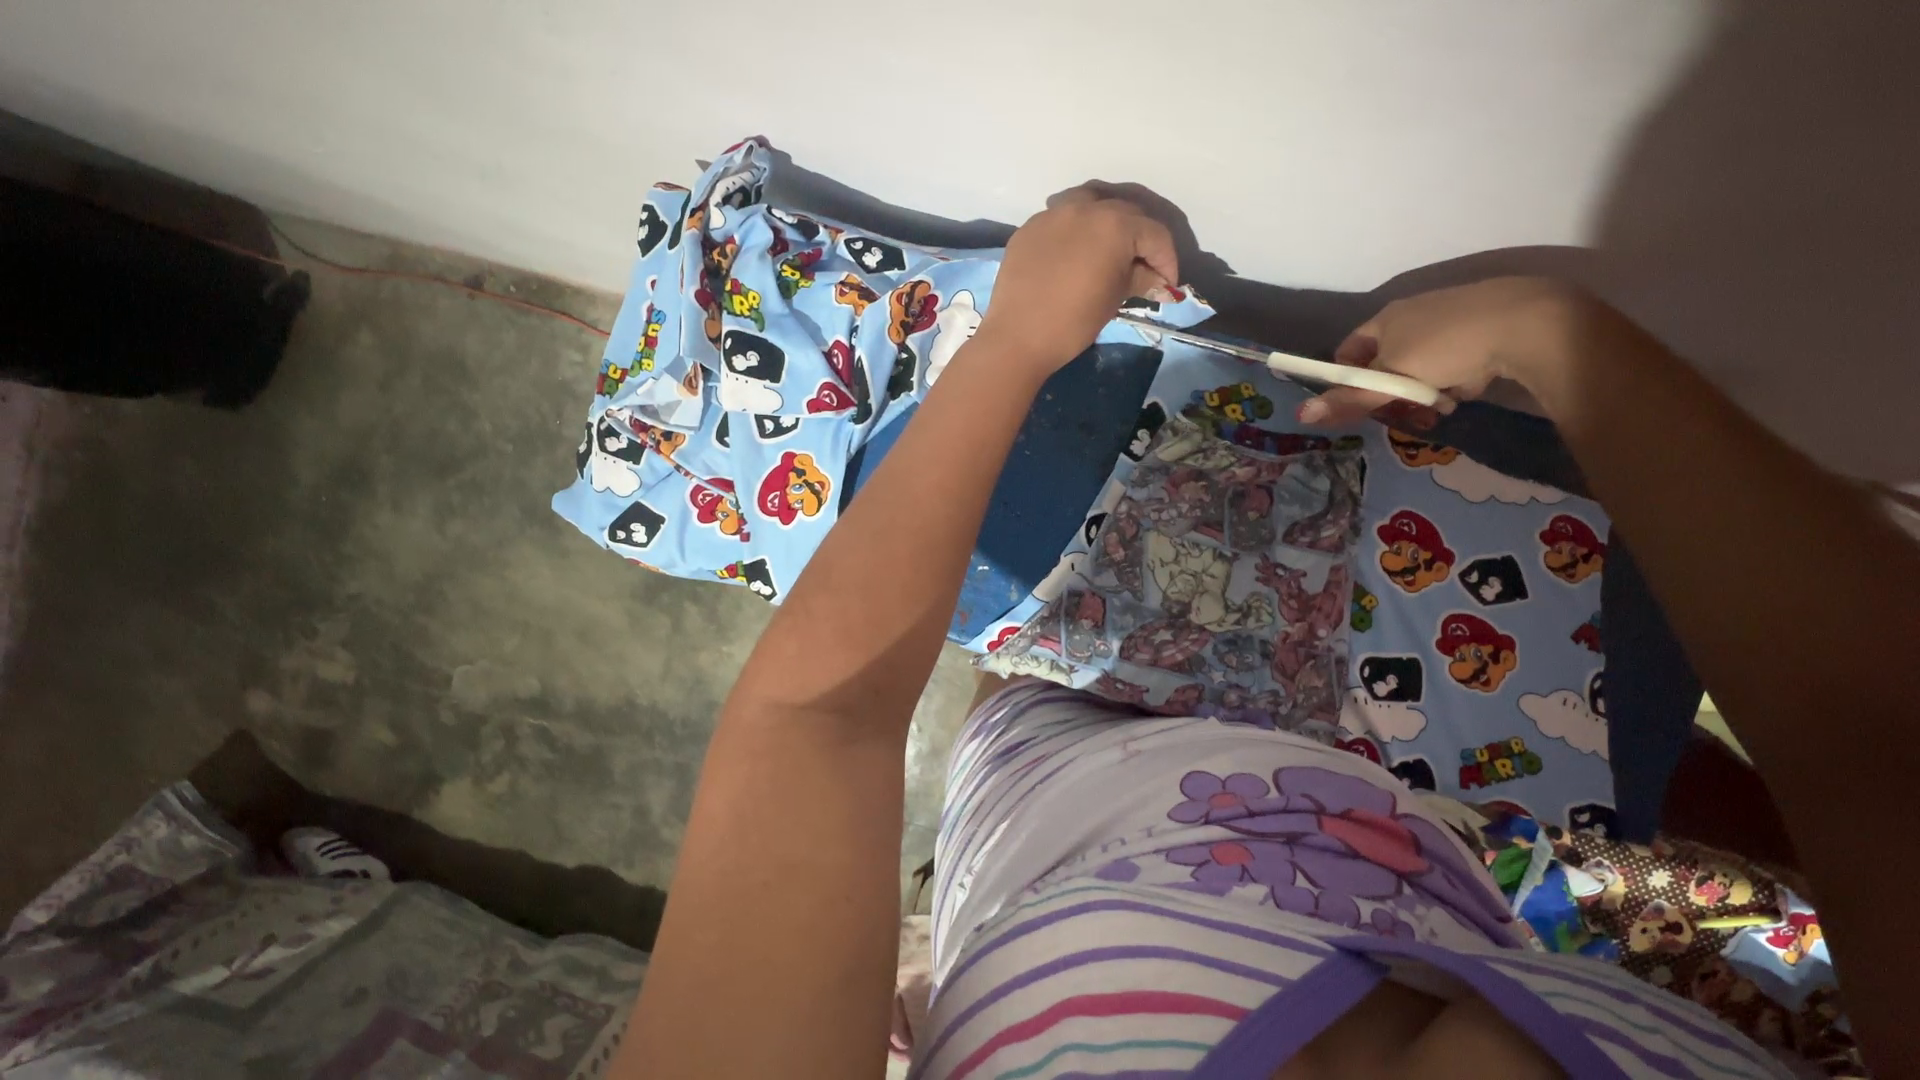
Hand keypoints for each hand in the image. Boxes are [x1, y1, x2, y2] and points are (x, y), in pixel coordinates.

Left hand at [972, 183, 1180, 374]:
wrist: (1017, 337)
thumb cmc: (1074, 321)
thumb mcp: (1115, 298)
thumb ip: (1140, 278)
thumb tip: (1157, 279)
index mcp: (1115, 223)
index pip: (1155, 234)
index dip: (1167, 260)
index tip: (1167, 285)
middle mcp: (1085, 207)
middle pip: (1126, 211)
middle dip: (1141, 237)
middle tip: (1144, 265)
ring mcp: (1053, 213)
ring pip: (1091, 201)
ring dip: (1108, 217)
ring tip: (1112, 243)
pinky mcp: (1030, 227)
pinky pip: (1062, 216)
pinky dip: (1077, 226)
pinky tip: (1077, 249)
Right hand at [1297, 277, 1611, 425]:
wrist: (1528, 322)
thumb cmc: (1446, 347)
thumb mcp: (1390, 379)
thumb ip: (1348, 399)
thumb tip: (1300, 415)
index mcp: (1385, 318)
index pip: (1350, 349)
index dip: (1349, 378)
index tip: (1360, 403)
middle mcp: (1413, 312)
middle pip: (1387, 361)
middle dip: (1391, 392)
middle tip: (1403, 412)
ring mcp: (1450, 317)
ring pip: (1422, 365)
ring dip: (1425, 390)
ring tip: (1442, 405)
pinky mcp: (1484, 325)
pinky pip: (1456, 360)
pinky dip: (1457, 378)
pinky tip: (1471, 388)